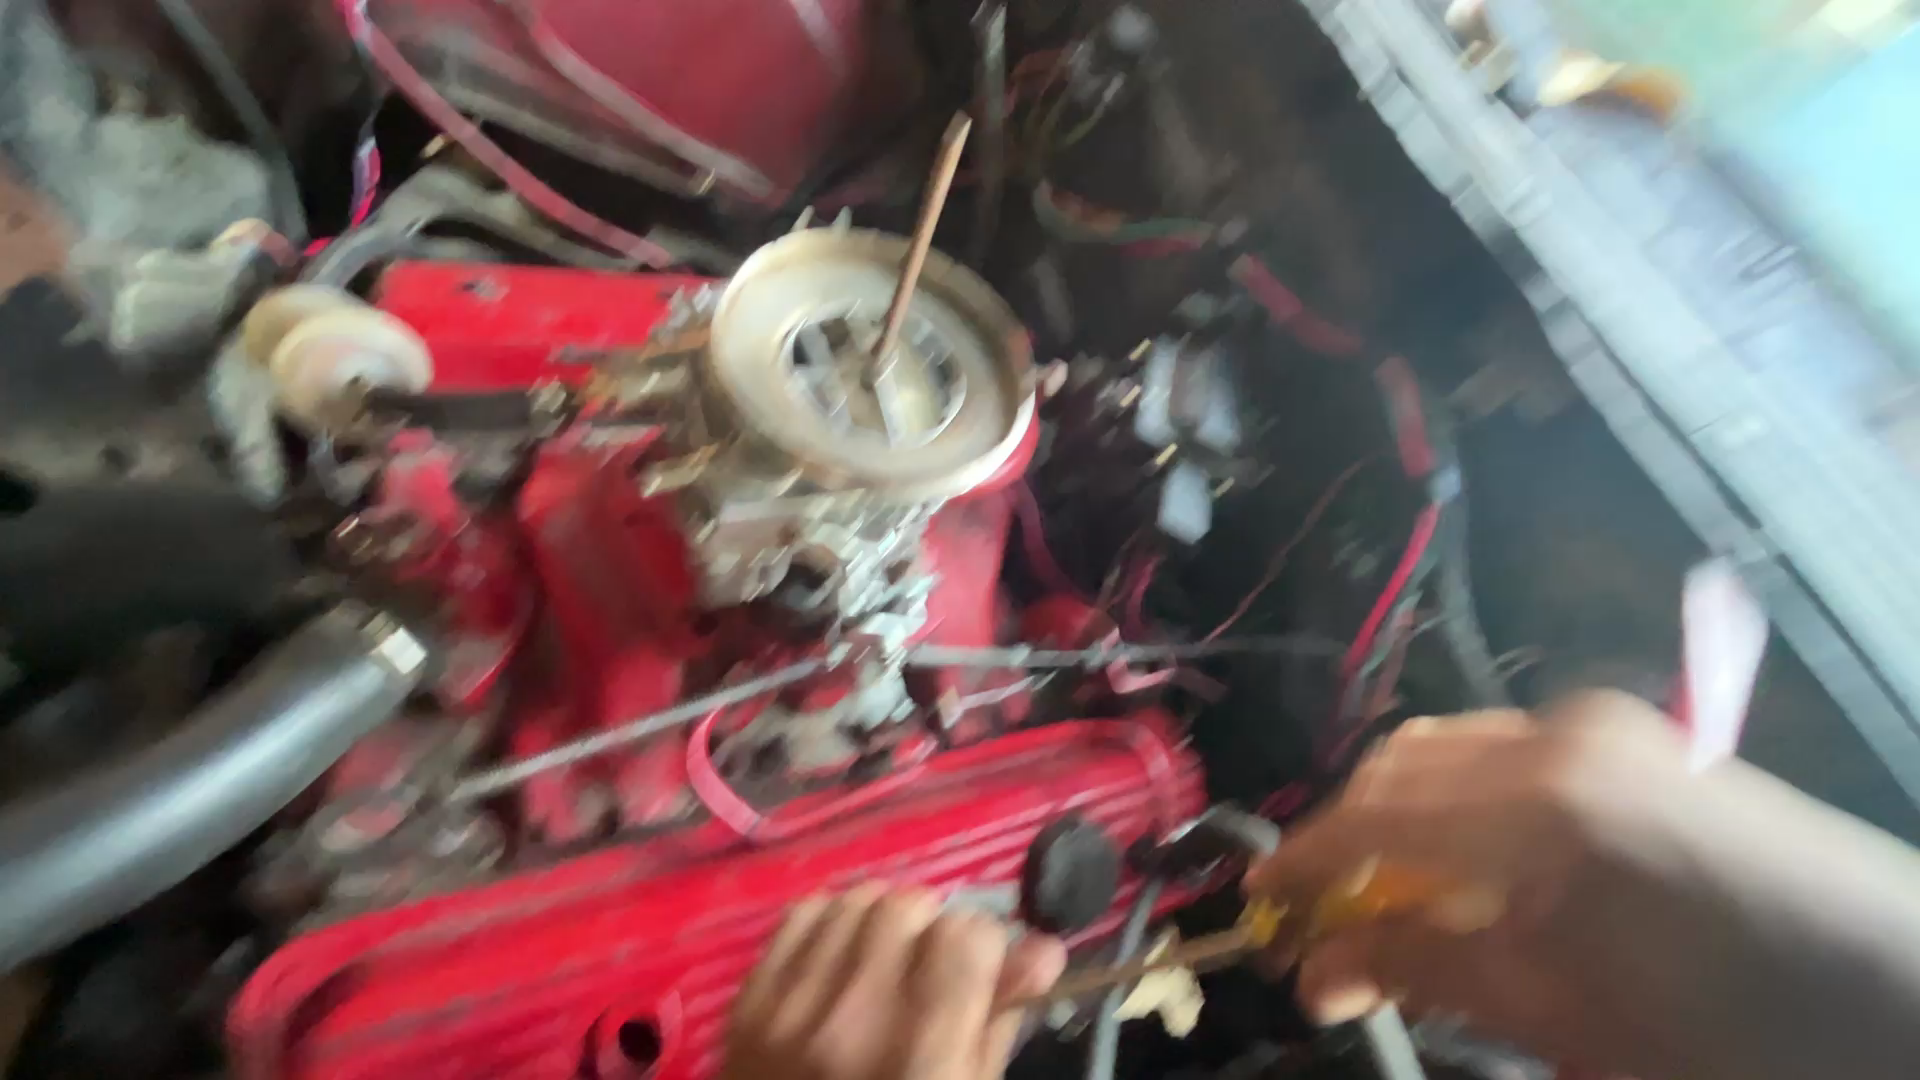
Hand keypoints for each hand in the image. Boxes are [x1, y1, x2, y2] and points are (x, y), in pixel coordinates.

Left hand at [724, 885, 1066, 1079]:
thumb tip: (1043, 947)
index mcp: (921, 1059)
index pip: (968, 936)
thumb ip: (999, 1020)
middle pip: (911, 905)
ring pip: (859, 899)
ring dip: (883, 920)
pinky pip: (806, 911)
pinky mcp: (751, 1000)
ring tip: (885, 961)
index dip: (985, 946)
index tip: (980, 969)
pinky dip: (833, 921)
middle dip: (932, 928)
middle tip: (928, 968)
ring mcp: (793, 1009)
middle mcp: (856, 1023)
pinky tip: (842, 958)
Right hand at [1245, 690, 1919, 1079]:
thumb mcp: (1563, 1018)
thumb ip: (1418, 971)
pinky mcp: (1625, 732)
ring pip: (1438, 748)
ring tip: (1391, 879)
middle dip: (1346, 837)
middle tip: (1326, 904)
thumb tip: (1311, 974)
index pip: (1375, 820)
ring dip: (1394, 810)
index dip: (1304, 861)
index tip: (1259, 900)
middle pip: (1395, 769)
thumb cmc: (1742, 1040)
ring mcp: (1596, 723)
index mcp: (1546, 807)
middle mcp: (1557, 737)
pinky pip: (1494, 747)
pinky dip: (1453, 793)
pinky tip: (1467, 848)